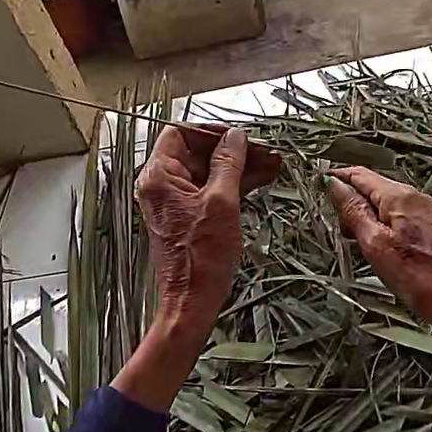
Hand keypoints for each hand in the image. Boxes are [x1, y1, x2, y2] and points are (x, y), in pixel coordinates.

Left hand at [134, 124, 279, 338]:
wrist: (193, 299)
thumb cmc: (201, 258)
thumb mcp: (221, 202)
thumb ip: (228, 164)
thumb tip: (236, 137)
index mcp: (158, 177)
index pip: (179, 133)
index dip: (210, 131)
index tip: (239, 135)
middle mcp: (162, 185)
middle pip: (198, 152)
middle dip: (234, 150)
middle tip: (265, 149)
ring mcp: (176, 201)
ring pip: (210, 171)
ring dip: (240, 166)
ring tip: (273, 162)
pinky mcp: (190, 215)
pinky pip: (213, 190)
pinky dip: (235, 184)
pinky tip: (262, 178)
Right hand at [326, 166, 431, 337]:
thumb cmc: (422, 279)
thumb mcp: (376, 245)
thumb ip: (354, 212)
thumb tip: (334, 186)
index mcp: (401, 197)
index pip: (360, 174)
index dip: (337, 177)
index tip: (317, 185)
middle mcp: (415, 198)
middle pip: (372, 187)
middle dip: (349, 201)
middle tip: (338, 229)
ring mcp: (425, 212)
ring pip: (383, 203)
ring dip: (363, 216)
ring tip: (355, 242)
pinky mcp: (430, 229)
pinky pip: (396, 217)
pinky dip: (379, 226)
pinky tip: (376, 248)